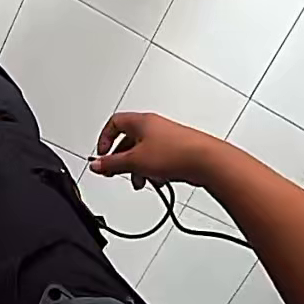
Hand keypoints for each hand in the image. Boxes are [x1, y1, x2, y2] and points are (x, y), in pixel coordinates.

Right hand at [90, 112, 228, 189]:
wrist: (206, 161)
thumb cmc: (177, 152)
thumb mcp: (135, 161)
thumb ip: (112, 164)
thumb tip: (96, 165)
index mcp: (141, 121)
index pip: (114, 123)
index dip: (104, 139)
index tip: (102, 155)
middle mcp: (154, 126)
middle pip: (128, 141)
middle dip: (121, 159)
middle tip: (116, 172)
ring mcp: (167, 138)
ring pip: (143, 153)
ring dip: (137, 169)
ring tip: (140, 181)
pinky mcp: (177, 151)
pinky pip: (157, 160)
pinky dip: (152, 170)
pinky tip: (157, 181)